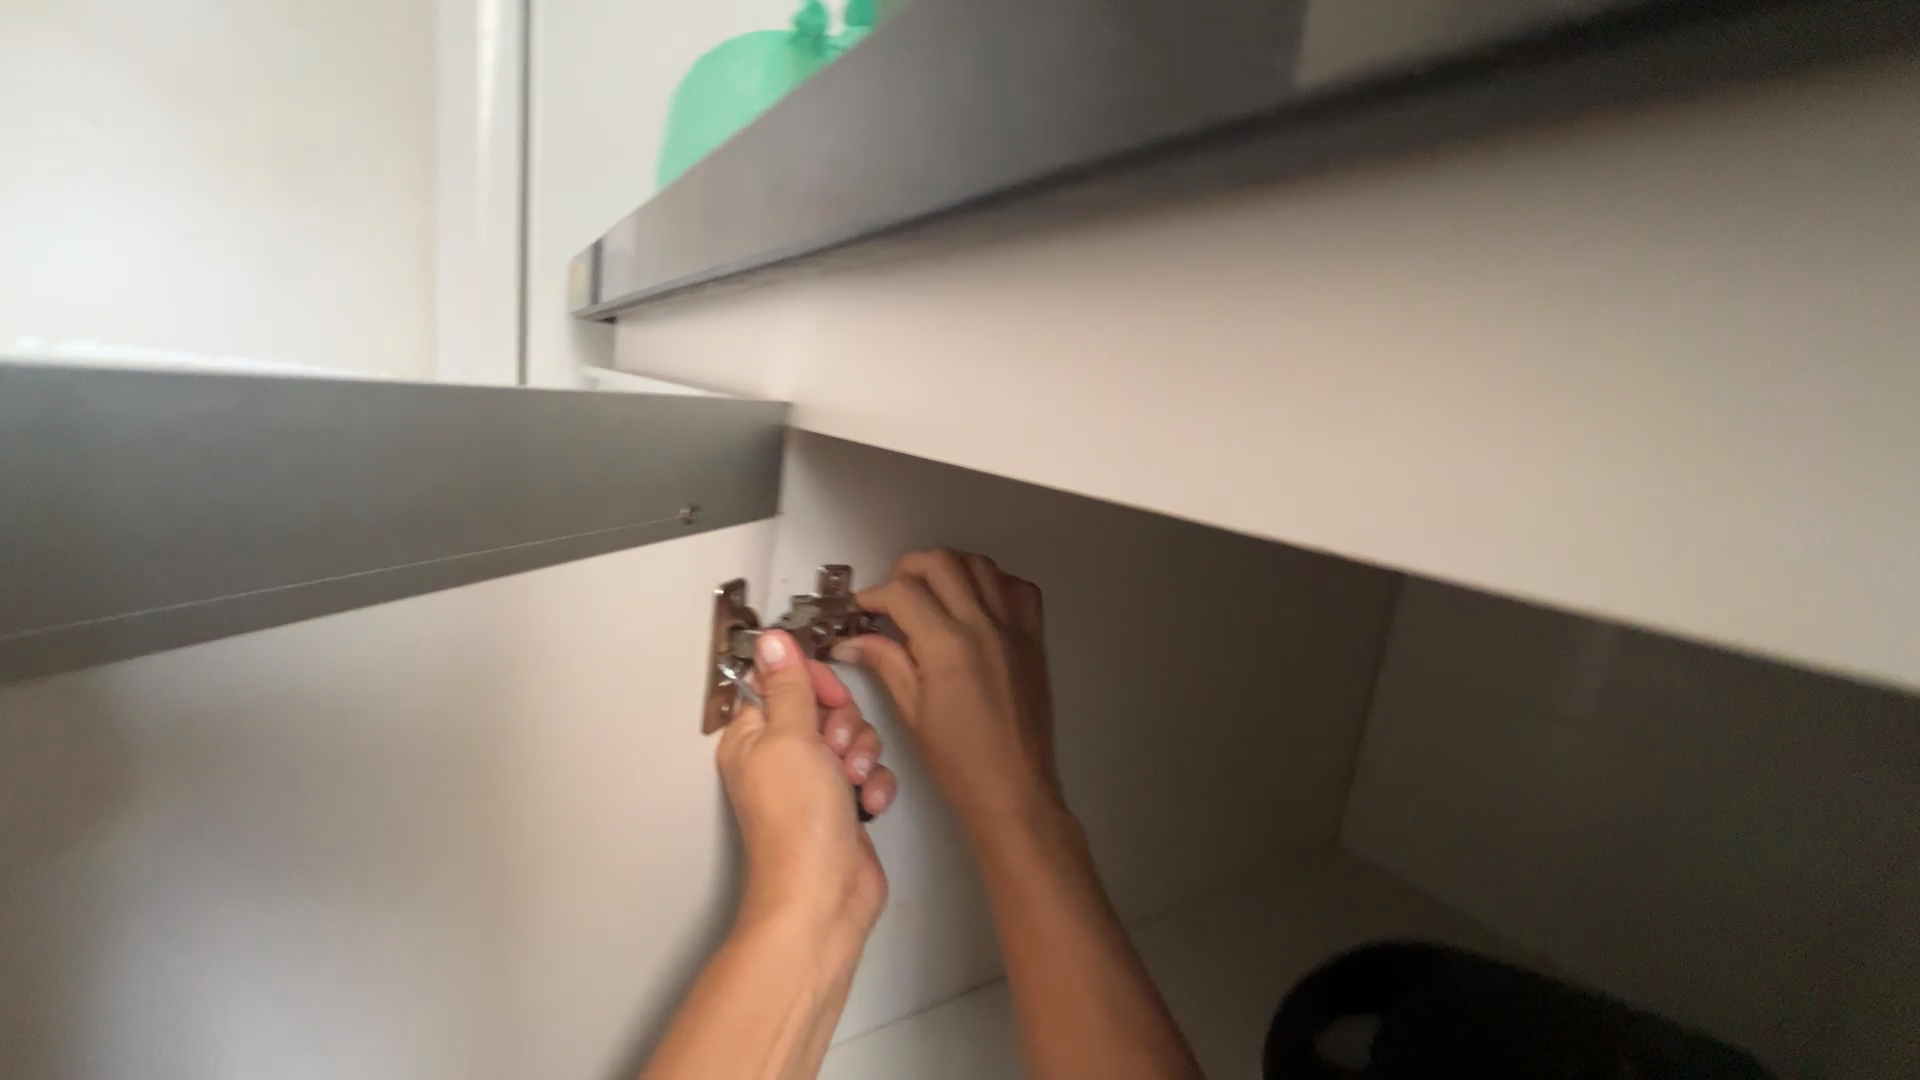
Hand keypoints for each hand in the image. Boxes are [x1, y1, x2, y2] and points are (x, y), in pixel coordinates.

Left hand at [717, 629, 898, 935]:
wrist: (824, 896)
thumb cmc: (799, 817)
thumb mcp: (792, 737)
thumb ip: (788, 685)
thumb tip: (770, 638)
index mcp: (755, 735)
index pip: (784, 680)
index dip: (812, 682)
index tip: (828, 698)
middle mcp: (783, 753)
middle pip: (825, 705)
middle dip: (845, 722)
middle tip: (839, 748)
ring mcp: (816, 779)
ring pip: (853, 735)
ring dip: (863, 753)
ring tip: (854, 781)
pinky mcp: (845, 801)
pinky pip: (869, 769)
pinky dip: (874, 784)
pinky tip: (869, 804)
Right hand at [831, 550, 1062, 843]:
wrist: (1013, 788)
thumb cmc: (958, 760)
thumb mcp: (911, 711)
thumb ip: (885, 662)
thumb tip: (851, 640)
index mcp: (947, 646)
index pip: (903, 593)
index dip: (873, 594)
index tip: (862, 607)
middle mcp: (983, 626)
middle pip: (942, 563)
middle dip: (908, 567)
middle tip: (892, 591)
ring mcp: (1014, 628)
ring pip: (981, 566)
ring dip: (950, 566)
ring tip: (930, 588)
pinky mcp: (1034, 639)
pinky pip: (1019, 589)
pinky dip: (994, 582)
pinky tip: (976, 600)